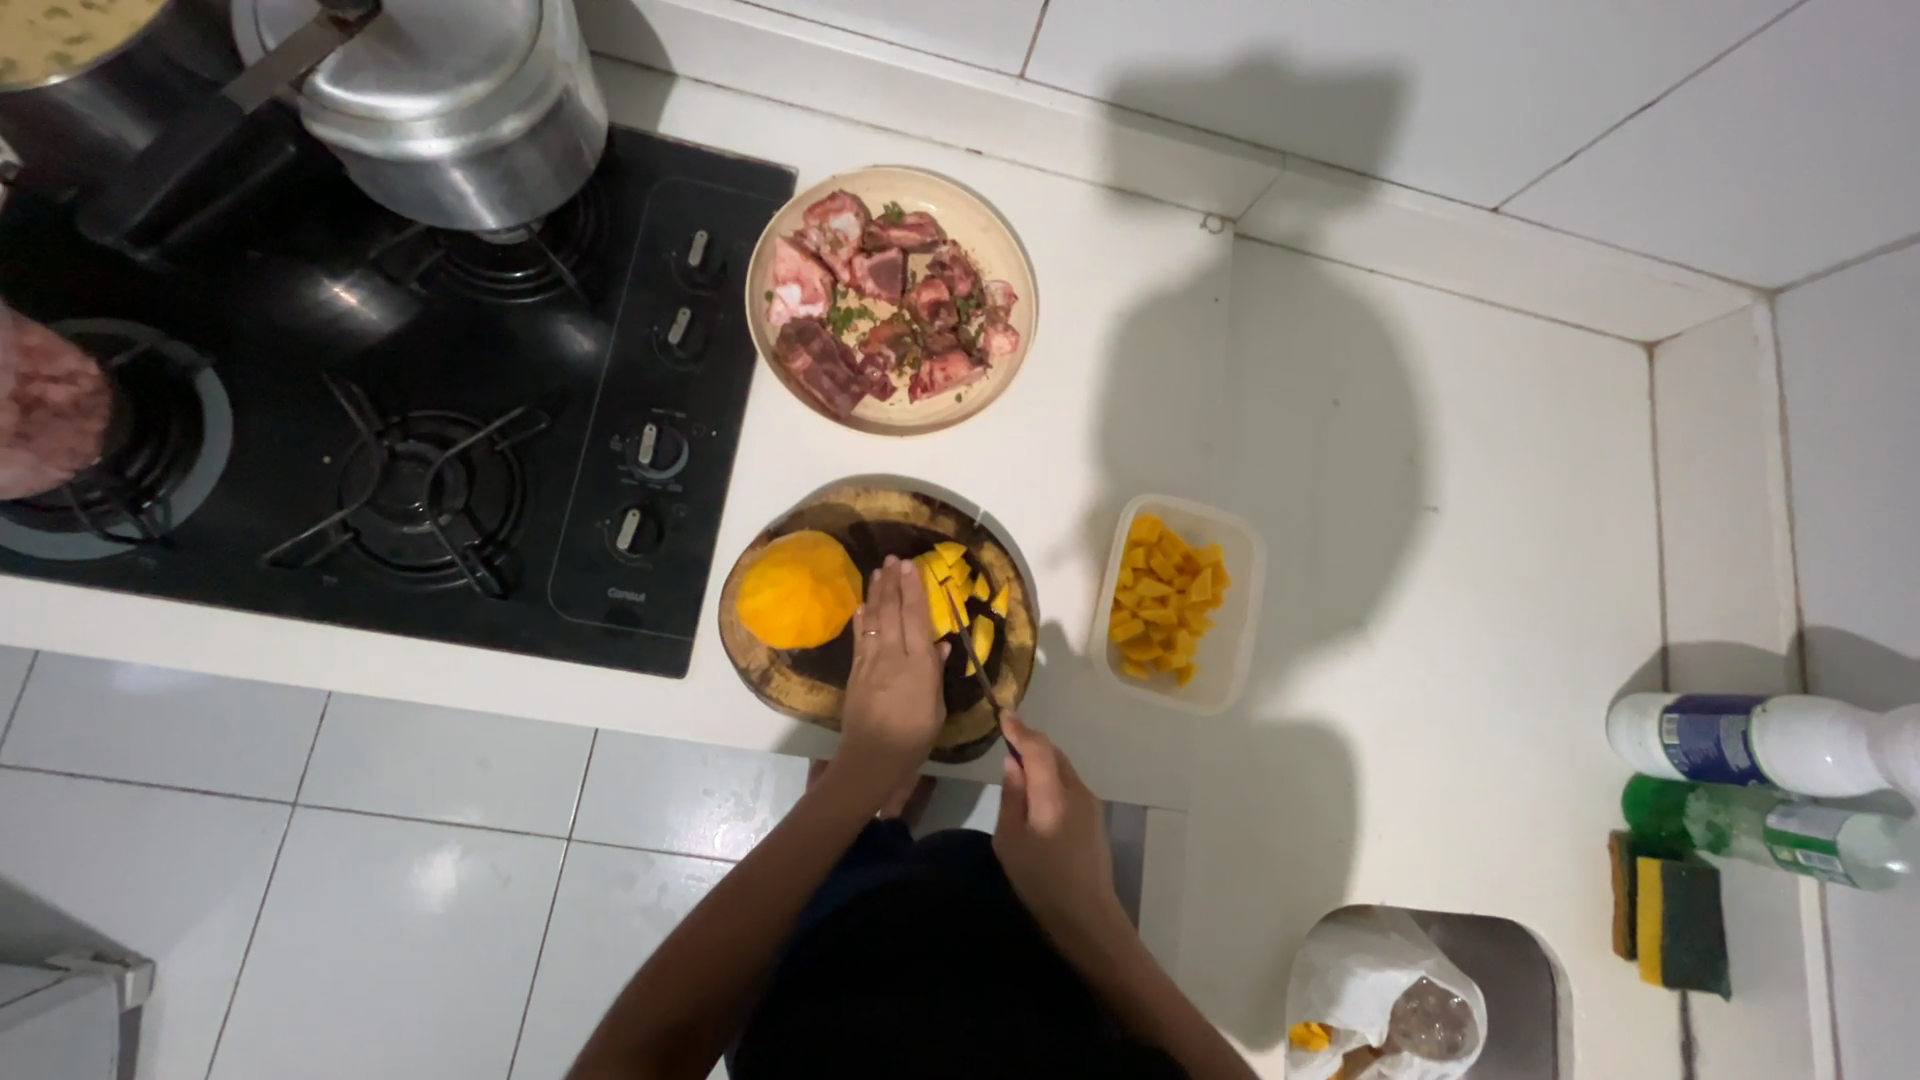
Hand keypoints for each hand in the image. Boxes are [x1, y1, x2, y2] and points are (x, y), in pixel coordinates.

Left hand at [832, 555, 949, 800]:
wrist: (872, 757)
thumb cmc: (914, 737)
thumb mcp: (936, 707)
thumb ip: (936, 672)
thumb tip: (941, 644)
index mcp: (919, 664)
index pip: (916, 617)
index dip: (913, 589)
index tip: (910, 566)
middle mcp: (893, 655)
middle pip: (892, 611)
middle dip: (892, 583)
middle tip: (892, 559)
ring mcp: (870, 662)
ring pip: (873, 620)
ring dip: (875, 594)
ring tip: (877, 572)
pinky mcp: (855, 672)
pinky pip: (859, 639)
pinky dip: (860, 620)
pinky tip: (861, 606)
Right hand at [994, 713, 1130, 950]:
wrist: (1087, 917)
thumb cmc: (1041, 882)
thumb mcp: (1010, 842)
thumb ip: (1011, 797)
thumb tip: (1012, 763)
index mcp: (1053, 795)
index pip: (1037, 748)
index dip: (1020, 729)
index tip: (1003, 714)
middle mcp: (1077, 791)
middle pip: (1053, 753)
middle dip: (1031, 741)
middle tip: (1007, 735)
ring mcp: (1090, 803)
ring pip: (1063, 767)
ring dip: (1042, 758)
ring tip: (1019, 761)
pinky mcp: (1095, 817)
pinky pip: (1069, 783)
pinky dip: (1051, 775)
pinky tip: (1038, 788)